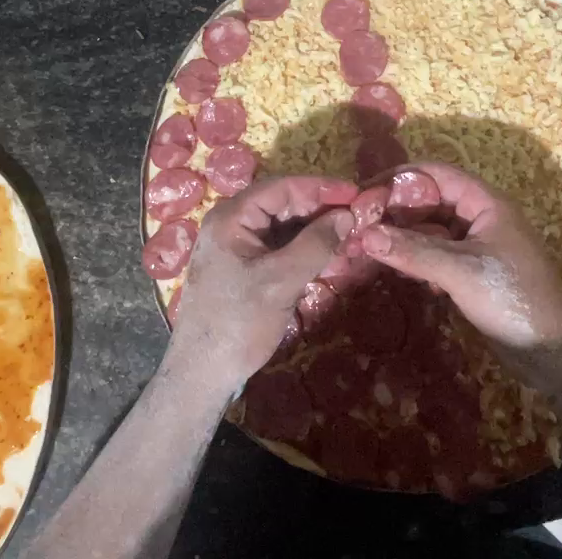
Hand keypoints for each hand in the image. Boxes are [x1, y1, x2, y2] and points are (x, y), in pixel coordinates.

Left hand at [167, 176, 356, 396]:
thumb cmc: (238, 323)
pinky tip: (330, 255)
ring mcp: (237, 246)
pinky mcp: (244, 267)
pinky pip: (279, 246)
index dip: (321, 188)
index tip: (357, 193)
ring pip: (283, 226)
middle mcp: (231, 223)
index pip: (282, 188)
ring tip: (351, 235)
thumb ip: (315, 244)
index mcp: (231, 217)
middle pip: (283, 204)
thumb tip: (348, 216)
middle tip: (359, 216)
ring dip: (316, 230)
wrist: (202, 374)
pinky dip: (304, 248)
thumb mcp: (281, 281)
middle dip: (321, 209)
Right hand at [360, 163, 561, 354]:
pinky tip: (395, 269)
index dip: (399, 179)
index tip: (363, 194)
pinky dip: (415, 257)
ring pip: (431, 229)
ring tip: (367, 246)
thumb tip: (365, 235)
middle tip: (358, 225)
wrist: (553, 354)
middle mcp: (481, 217)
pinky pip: (436, 253)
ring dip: (402, 236)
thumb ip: (413, 251)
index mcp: (486, 203)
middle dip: (395, 210)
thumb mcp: (460, 271)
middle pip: (430, 200)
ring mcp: (477, 246)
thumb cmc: (512, 299)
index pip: (436, 174)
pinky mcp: (472, 272)